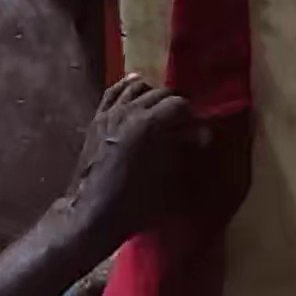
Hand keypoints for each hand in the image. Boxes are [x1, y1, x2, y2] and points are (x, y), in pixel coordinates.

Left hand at [57, 73, 198, 249]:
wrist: (92, 211)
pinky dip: (127, 86)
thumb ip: (183, 152)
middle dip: (175, 102)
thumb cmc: (133, 203)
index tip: (199, 124)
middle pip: (158, 93)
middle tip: (186, 117)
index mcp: (148, 125)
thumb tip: (203, 134)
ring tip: (163, 104)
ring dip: (153, 92)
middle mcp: (129, 110)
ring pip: (135, 87)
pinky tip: (135, 84)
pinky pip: (113, 91)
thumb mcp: (166, 180)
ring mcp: (110, 111)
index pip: (177, 104)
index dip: (191, 113)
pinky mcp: (97, 116)